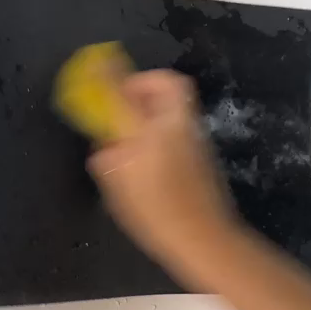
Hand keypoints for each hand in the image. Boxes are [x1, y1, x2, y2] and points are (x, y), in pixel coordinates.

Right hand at [87, 70, 242, 272]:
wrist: (205, 239)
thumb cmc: (157, 212)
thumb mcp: (119, 187)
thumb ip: (109, 156)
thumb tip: (105, 142)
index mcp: (154, 127)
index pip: (136, 87)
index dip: (117, 76)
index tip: (104, 70)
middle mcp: (178, 124)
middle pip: (169, 85)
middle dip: (146, 86)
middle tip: (125, 102)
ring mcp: (196, 137)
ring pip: (176, 104)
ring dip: (154, 106)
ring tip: (134, 129)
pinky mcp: (204, 153)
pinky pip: (180, 125)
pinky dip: (164, 126)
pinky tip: (151, 154)